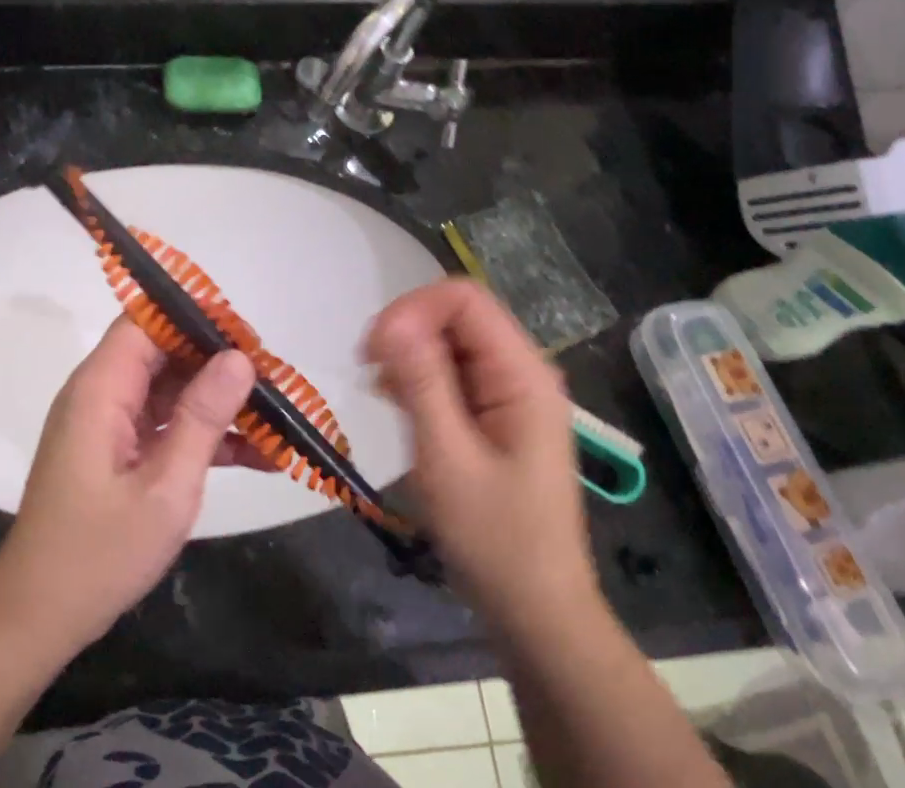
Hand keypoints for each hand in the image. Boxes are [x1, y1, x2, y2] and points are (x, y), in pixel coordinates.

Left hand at [0, 318, 257, 652]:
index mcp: (100, 390)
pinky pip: (164, 428)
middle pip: (162, 354)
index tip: (251, 338)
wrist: (40, 614)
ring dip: (220, 405)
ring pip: (169, 392)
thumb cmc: (100, 553)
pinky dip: (204, 437)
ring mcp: (106, 426)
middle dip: (220, 364)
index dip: (197, 319)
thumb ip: (202, 418)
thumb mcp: (165, 486)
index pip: (146, 322)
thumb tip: (239, 358)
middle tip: (278, 383)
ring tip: (282, 422)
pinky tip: (260, 457)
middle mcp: (99, 396)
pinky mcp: (115, 455)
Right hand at [363, 279, 596, 623]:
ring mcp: (511, 396)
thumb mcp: (446, 457)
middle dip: (407, 333)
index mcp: (522, 374)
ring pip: (452, 345)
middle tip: (370, 377)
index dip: (411, 310)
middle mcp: (522, 373)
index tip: (371, 353)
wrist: (534, 605)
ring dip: (410, 359)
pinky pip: (454, 377)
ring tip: (383, 398)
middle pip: (457, 316)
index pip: (463, 298)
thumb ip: (421, 382)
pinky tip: (400, 409)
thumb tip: (390, 319)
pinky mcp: (497, 419)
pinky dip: (421, 383)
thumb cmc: (493, 536)